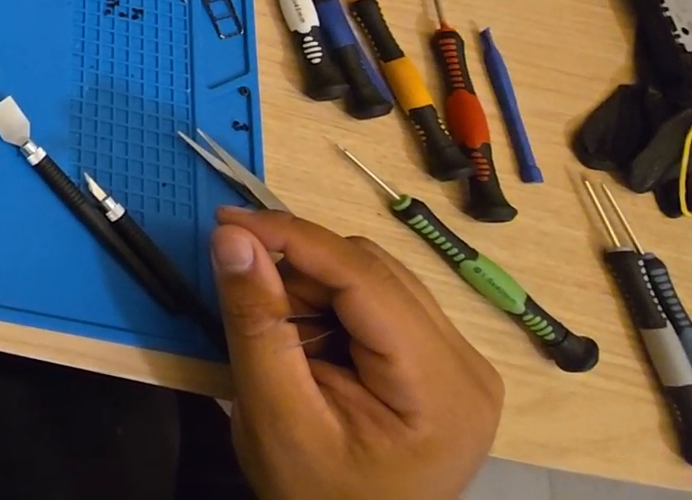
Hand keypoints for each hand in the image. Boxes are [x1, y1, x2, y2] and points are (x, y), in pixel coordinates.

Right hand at [210, 208, 503, 499]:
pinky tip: (306, 335)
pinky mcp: (438, 360)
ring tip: (279, 329)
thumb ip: (255, 319)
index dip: (292, 235)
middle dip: (298, 269)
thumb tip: (231, 235)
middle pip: (369, 269)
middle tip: (247, 298)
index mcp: (439, 386)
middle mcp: (466, 363)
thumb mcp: (272, 409)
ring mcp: (458, 361)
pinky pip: (374, 296)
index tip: (225, 219)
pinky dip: (325, 299)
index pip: (364, 277)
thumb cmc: (314, 491)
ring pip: (370, 273)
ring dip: (309, 283)